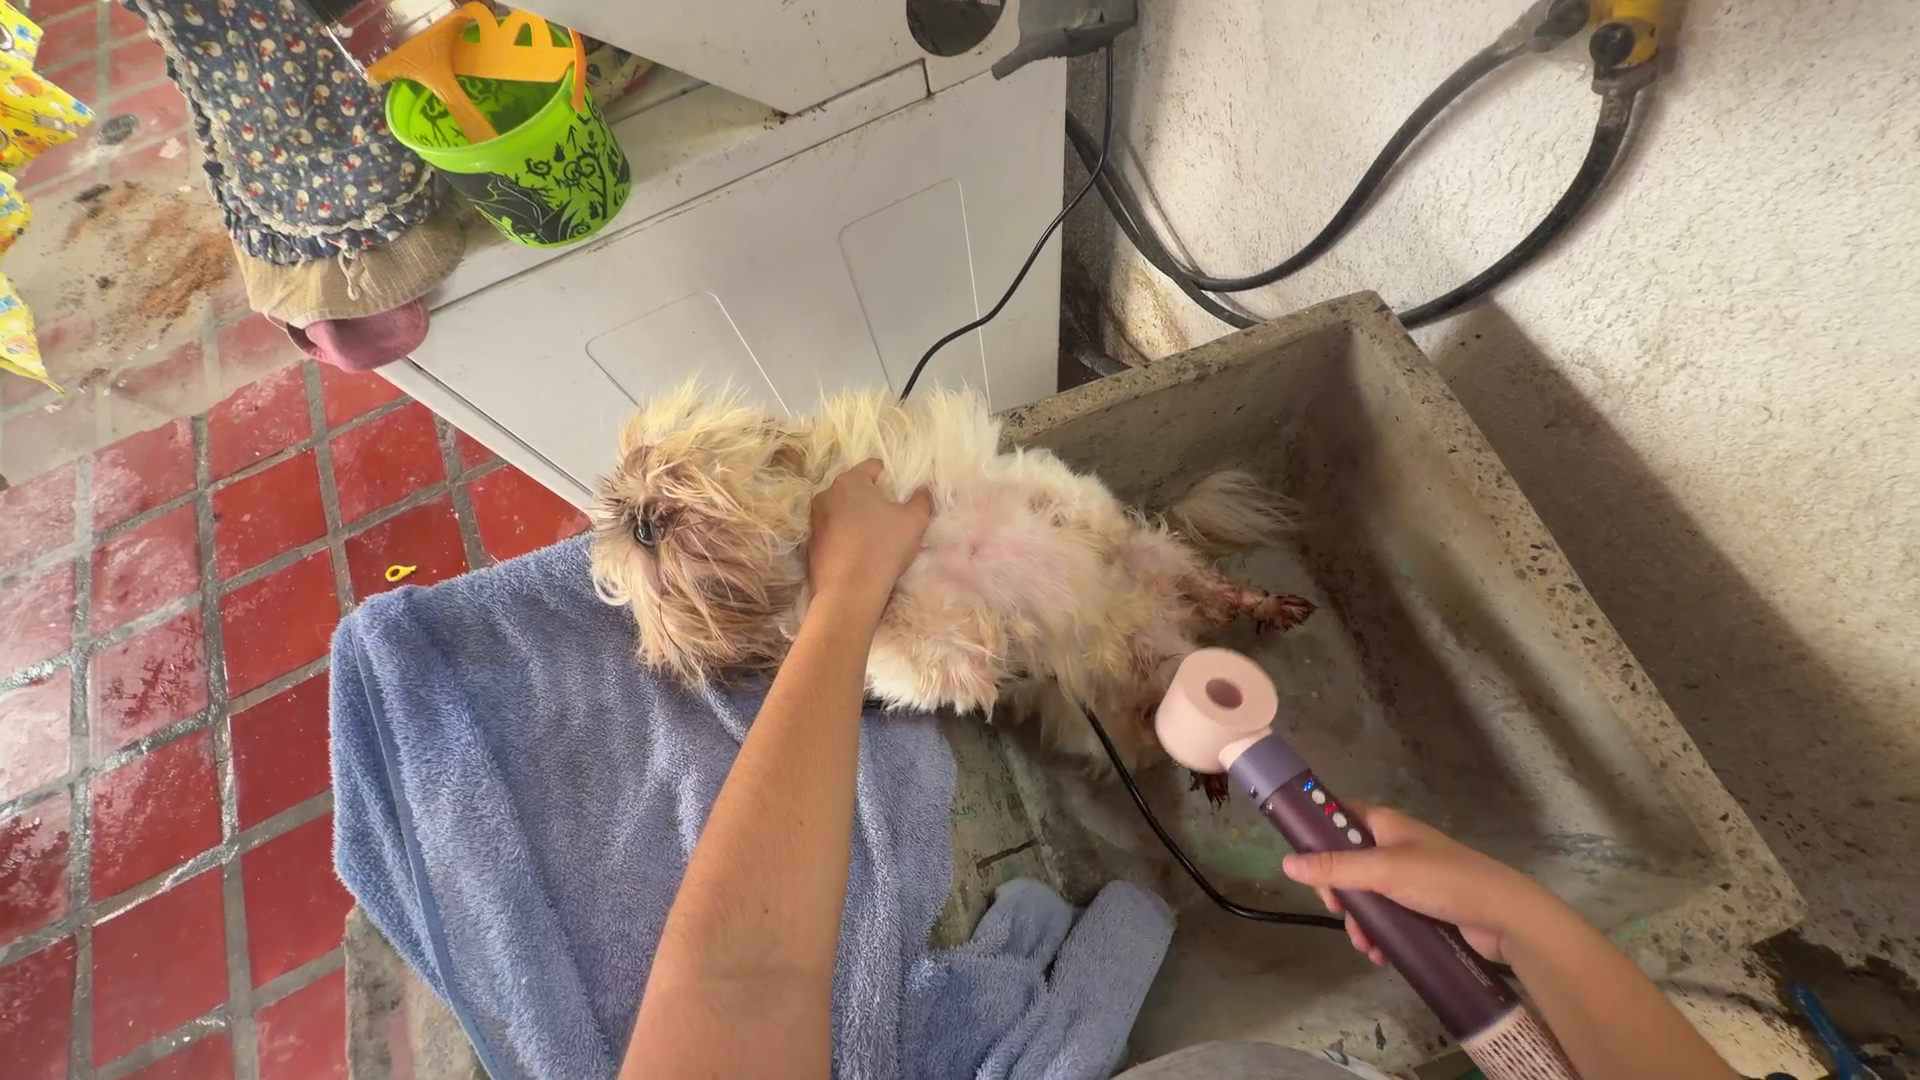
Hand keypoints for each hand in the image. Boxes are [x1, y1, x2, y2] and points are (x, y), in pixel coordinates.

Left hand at [807, 460, 932, 609]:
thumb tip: (923, 490)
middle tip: (888, 516)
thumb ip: (922, 500)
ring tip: (872, 538)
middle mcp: (826, 495)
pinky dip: (843, 538)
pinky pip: (832, 534)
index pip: (872, 467)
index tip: (899, 494)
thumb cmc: (884, 545)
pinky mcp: (810, 545)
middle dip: (870, 498)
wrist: (851, 589)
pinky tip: (858, 554)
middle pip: (853, 489)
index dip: (889, 477)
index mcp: (850, 482)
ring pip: (840, 511)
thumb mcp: (915, 520)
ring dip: (854, 518)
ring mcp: (814, 521)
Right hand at [1281, 804, 1564, 964]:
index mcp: (1384, 823)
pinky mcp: (1422, 906)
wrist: (1508, 918)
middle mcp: (1393, 845)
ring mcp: (1409, 877)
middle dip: (1337, 889)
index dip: (1317, 831)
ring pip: (1366, 893)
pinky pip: (1387, 915)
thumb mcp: (1383, 871)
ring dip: (1358, 918)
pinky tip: (1379, 952)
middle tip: (1336, 909)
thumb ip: (1335, 868)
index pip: (1338, 815)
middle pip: (1347, 860)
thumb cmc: (1443, 879)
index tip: (1303, 857)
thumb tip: (1287, 864)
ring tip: (1363, 944)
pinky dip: (1379, 932)